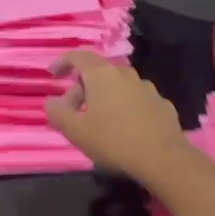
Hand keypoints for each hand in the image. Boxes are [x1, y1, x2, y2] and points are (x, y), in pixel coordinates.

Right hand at [46, 51, 187, 181]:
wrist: (164, 159)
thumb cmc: (114, 141)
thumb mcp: (76, 131)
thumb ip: (58, 114)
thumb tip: (51, 103)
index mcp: (102, 74)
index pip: (78, 57)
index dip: (63, 63)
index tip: (53, 75)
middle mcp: (125, 74)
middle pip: (98, 72)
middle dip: (82, 88)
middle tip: (73, 111)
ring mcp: (147, 88)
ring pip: (119, 86)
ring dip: (105, 97)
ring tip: (99, 120)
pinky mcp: (162, 104)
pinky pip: (136, 99)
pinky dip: (125, 107)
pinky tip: (125, 128)